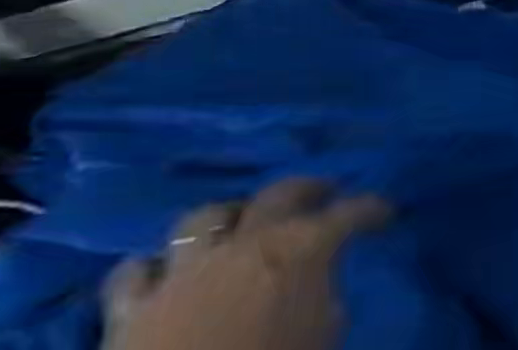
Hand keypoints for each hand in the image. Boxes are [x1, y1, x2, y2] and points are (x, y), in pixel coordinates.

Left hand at [103, 178, 390, 349]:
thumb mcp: (326, 328)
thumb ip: (324, 290)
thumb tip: (317, 278)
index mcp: (304, 243)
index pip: (354, 209)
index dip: (375, 209)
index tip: (387, 216)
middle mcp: (248, 241)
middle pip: (280, 192)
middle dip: (307, 189)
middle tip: (322, 197)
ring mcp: (185, 271)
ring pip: (201, 218)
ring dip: (223, 220)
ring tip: (236, 229)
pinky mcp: (130, 307)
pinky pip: (132, 272)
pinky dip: (151, 268)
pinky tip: (164, 274)